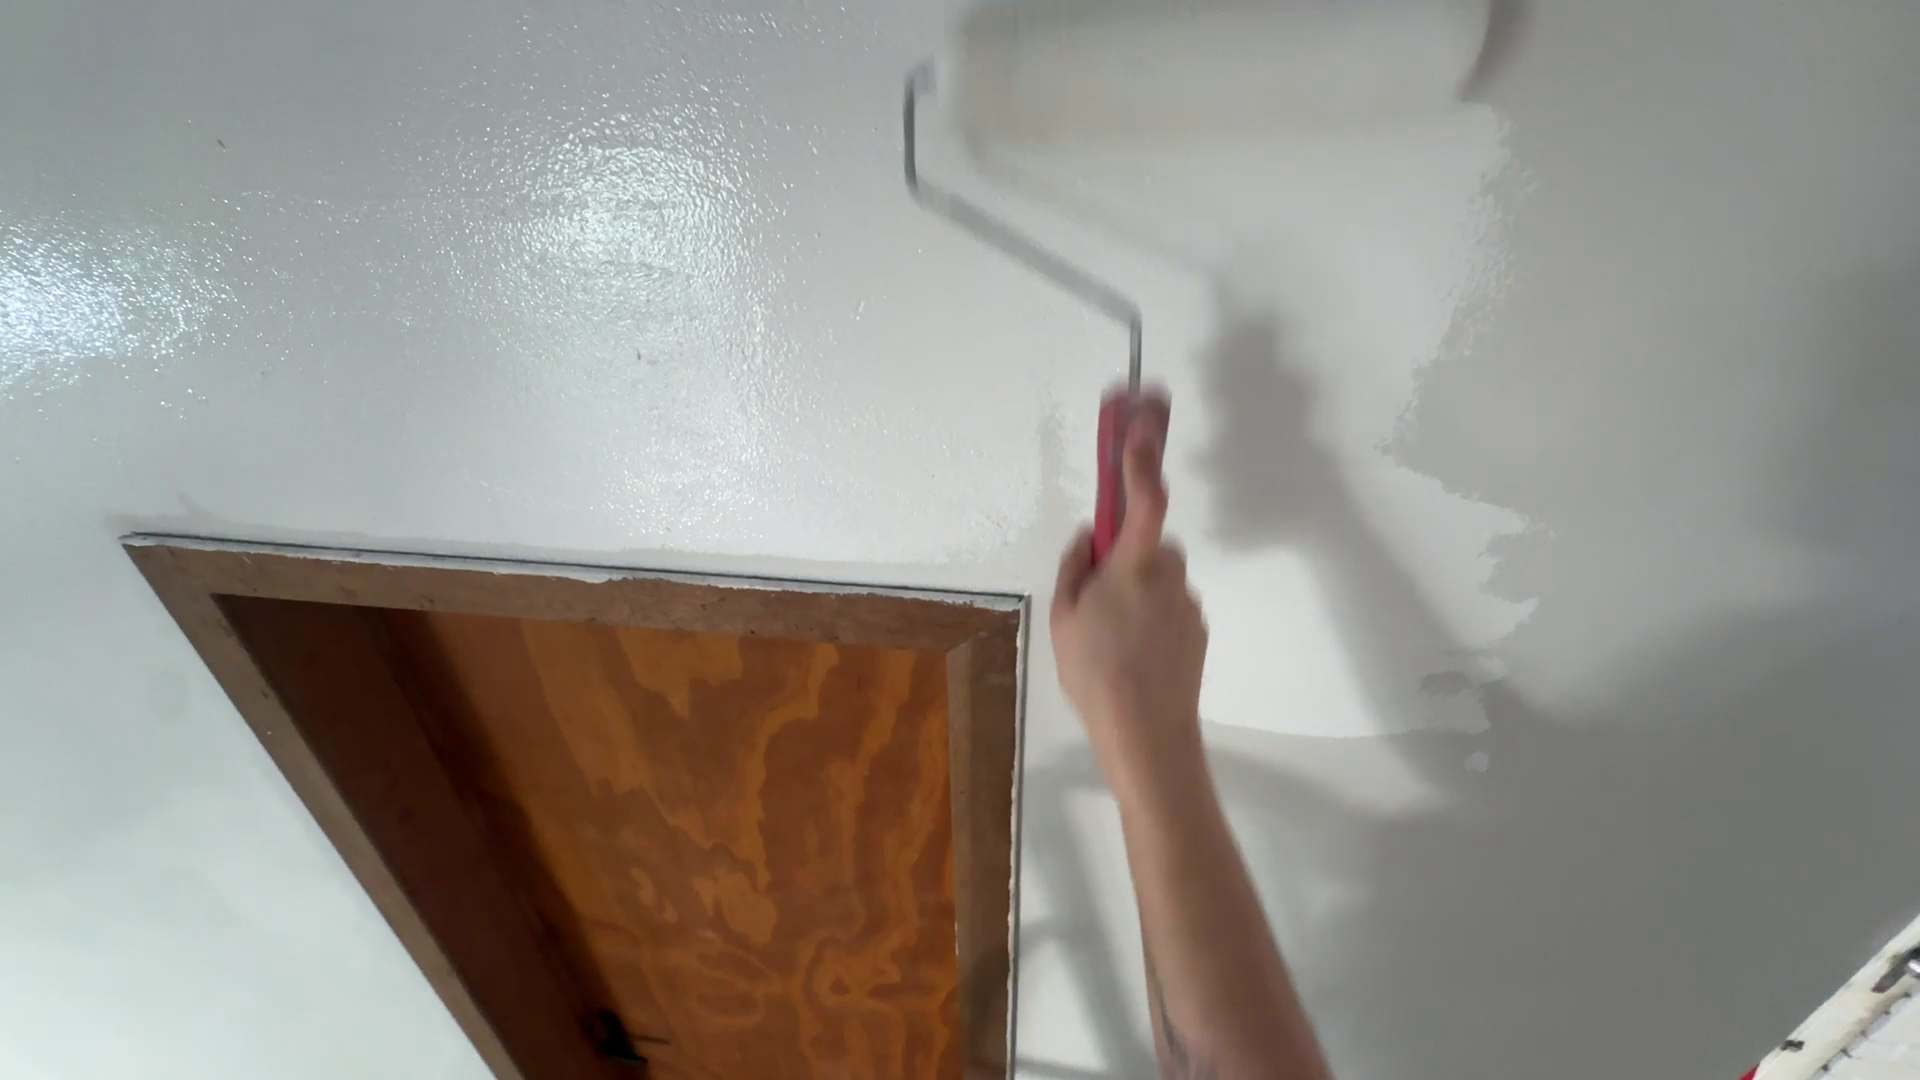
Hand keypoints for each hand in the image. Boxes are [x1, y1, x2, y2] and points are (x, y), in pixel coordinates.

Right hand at [1051, 393, 1208, 788]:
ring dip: (1137, 591)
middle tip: (1095, 598)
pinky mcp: (1197, 630)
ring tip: (1110, 639)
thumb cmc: (1096, 670)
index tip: (1140, 413)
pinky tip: (1133, 654)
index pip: (1143, 495)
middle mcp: (1170, 574)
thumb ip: (1076, 565)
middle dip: (1126, 555)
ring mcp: (1188, 603)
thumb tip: (1090, 537)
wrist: (1147, 733)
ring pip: (1158, 578)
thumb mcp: (1062, 614)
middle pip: (1148, 543)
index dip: (1140, 452)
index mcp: (1134, 563)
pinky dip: (1152, 617)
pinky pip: (1170, 606)